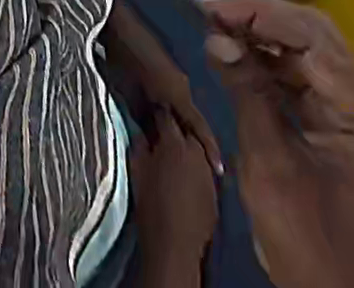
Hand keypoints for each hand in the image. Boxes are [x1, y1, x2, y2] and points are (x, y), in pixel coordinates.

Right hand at [132, 110, 215, 287]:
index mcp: (174, 144)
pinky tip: (186, 173)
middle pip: (187, 132)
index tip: (149, 110)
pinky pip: (206, 170)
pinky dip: (195, 167)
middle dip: (175, 128)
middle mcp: (196, 154)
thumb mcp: (136, 167)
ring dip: (187, 148)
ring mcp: (210, 174)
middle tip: (161, 130)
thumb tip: (141, 130)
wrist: (175, 242)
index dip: (157, 112)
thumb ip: (139, 143)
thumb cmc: (149, 201)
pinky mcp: (217, 192)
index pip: (166, 117)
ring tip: (174, 152)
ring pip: (199, 151)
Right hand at [200, 0, 353, 287]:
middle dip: (259, 18)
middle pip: (320, 39)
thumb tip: (216, 36)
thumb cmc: (309, 246)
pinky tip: (240, 58)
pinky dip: (275, 65)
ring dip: (264, 39)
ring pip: (316, 55)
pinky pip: (315, 82)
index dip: (256, 14)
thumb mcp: (269, 166)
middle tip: (204, 14)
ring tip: (213, 30)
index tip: (204, 9)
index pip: (313, 39)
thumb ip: (248, 93)